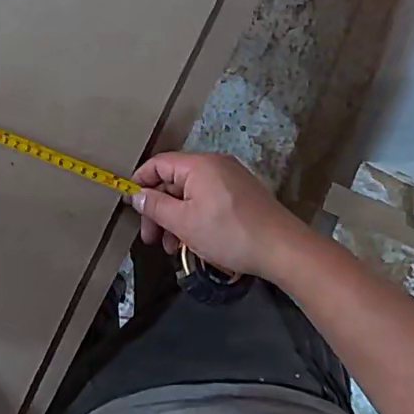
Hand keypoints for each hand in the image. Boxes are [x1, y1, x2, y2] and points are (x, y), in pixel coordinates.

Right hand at [128, 152, 310, 281]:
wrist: (282, 249)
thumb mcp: (183, 223)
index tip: (130, 205)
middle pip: (174, 181)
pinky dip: (195, 218)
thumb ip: (156, 207)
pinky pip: (208, 200)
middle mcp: (215, 165)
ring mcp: (231, 179)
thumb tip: (137, 196)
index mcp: (199, 165)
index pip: (158, 164)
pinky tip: (192, 242)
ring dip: (176, 219)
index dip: (140, 182)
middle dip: (159, 210)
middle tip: (150, 237)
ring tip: (172, 248)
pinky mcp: (242, 195)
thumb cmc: (228, 233)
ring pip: (191, 195)